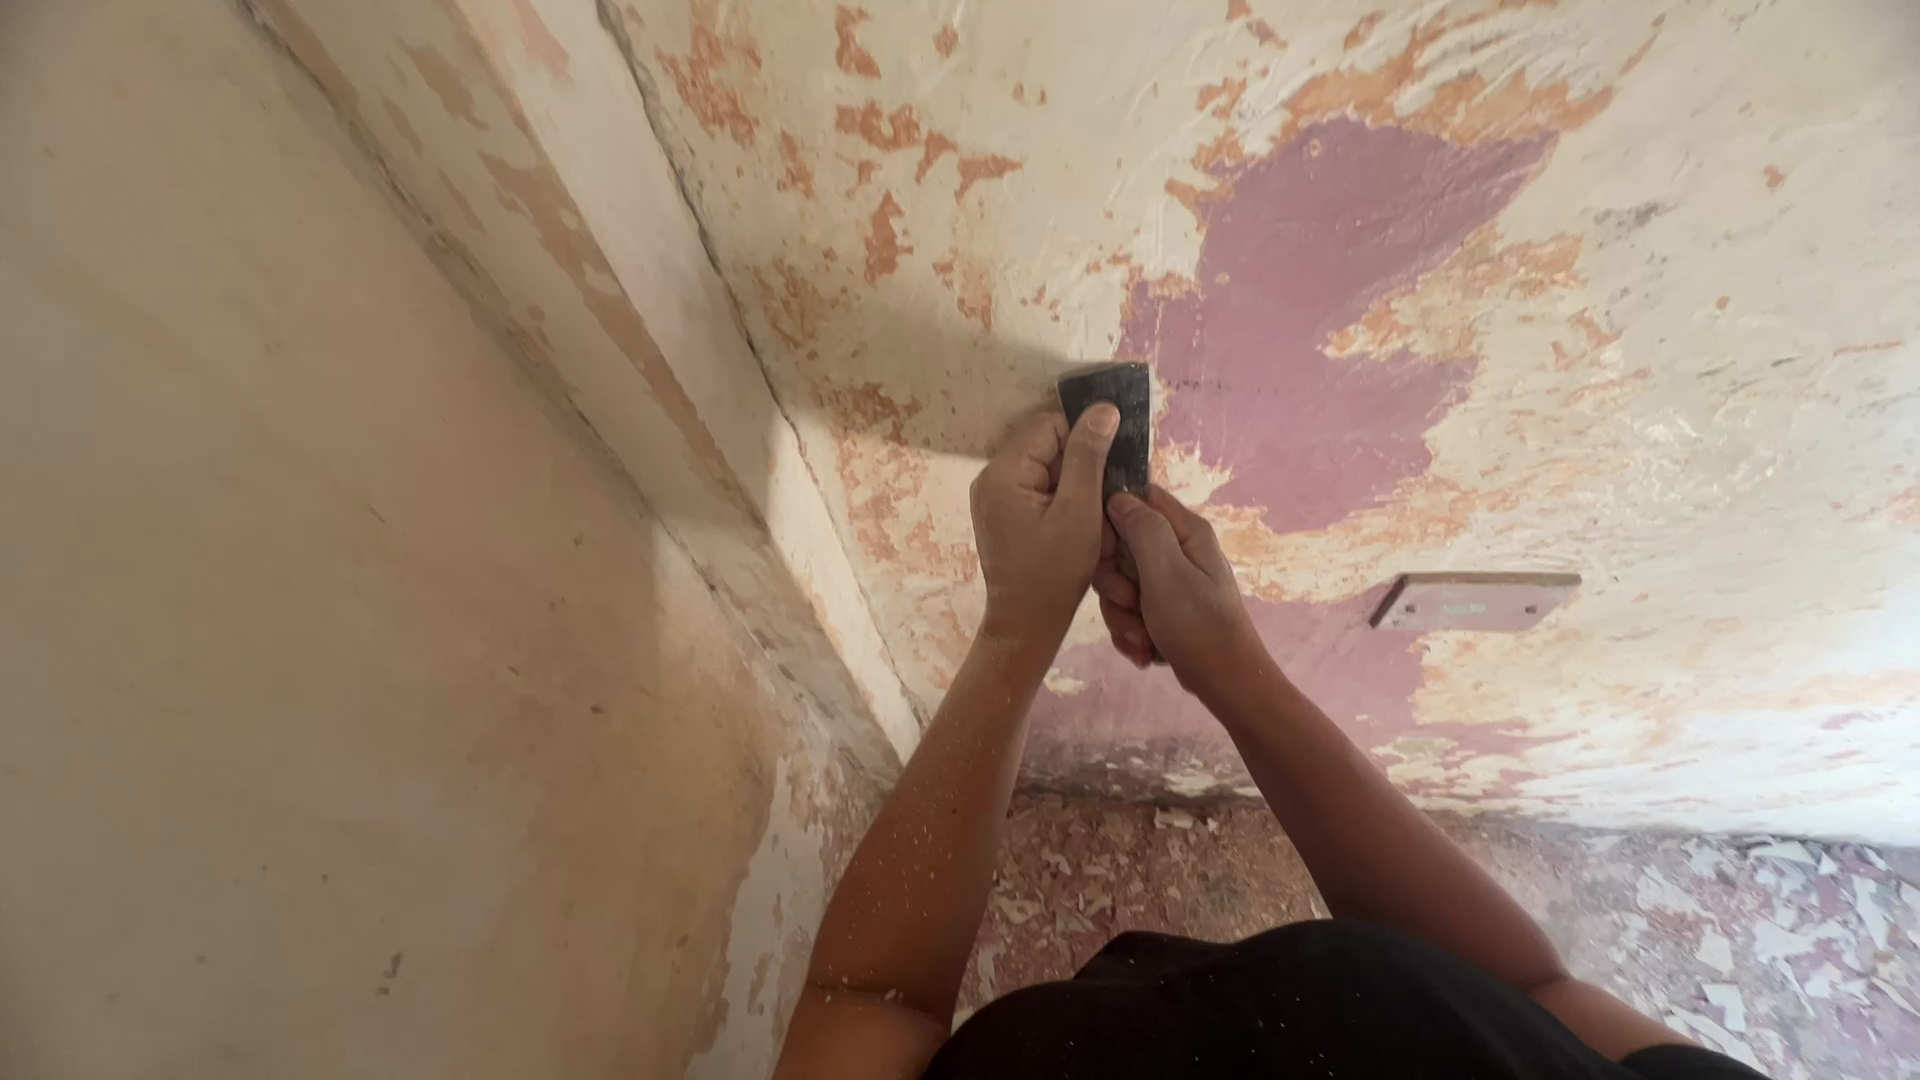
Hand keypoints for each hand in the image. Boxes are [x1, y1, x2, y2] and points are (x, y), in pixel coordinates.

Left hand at [970, 405, 1118, 642]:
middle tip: (1104, 494)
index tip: (1111, 464)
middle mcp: (990, 478)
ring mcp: (992, 497)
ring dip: (1073, 483)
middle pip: (1043, 444)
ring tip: (1091, 514)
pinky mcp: (1001, 514)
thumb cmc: (1055, 572)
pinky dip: (1060, 499)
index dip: (1083, 437)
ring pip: (1043, 467)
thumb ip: (1088, 456)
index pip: (1048, 425)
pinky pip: (1035, 488)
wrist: (1026, 624)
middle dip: (1079, 463)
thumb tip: (1103, 408)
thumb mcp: (1079, 511)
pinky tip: (1077, 523)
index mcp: (1003, 473)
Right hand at [1095, 486, 1266, 697]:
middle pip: (1120, 546)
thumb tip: (1117, 496)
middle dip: (1114, 582)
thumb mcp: (1166, 573)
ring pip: (1119, 583)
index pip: (1137, 498)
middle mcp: (1176, 550)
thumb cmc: (1199, 625)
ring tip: (1141, 637)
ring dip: (1121, 614)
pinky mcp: (1162, 608)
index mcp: (1184, 531)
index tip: (1106, 552)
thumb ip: (1142, 529)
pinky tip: (1143, 649)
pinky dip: (1130, 630)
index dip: (1112, 520)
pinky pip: (1128, 609)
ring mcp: (1169, 581)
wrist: (1225, 683)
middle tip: (1127, 602)